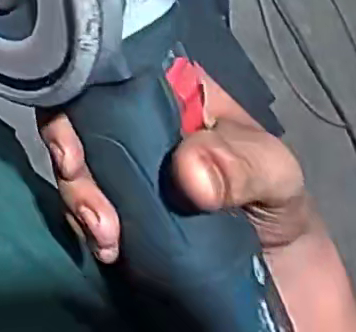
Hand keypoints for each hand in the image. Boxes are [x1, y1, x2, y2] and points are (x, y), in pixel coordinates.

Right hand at [38, 72, 311, 262]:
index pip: (110, 67)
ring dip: (77, 193)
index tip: (74, 131)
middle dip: (66, 144)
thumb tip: (187, 174)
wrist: (289, 288)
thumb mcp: (274, 172)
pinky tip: (104, 246)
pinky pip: (83, 209)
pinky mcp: (116, 213)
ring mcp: (120, 168)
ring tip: (104, 233)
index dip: (80, 86)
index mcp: (166, 89)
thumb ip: (238, 164)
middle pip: (78, 111)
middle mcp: (134, 121)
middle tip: (80, 183)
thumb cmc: (280, 203)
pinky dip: (83, 225)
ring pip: (75, 161)